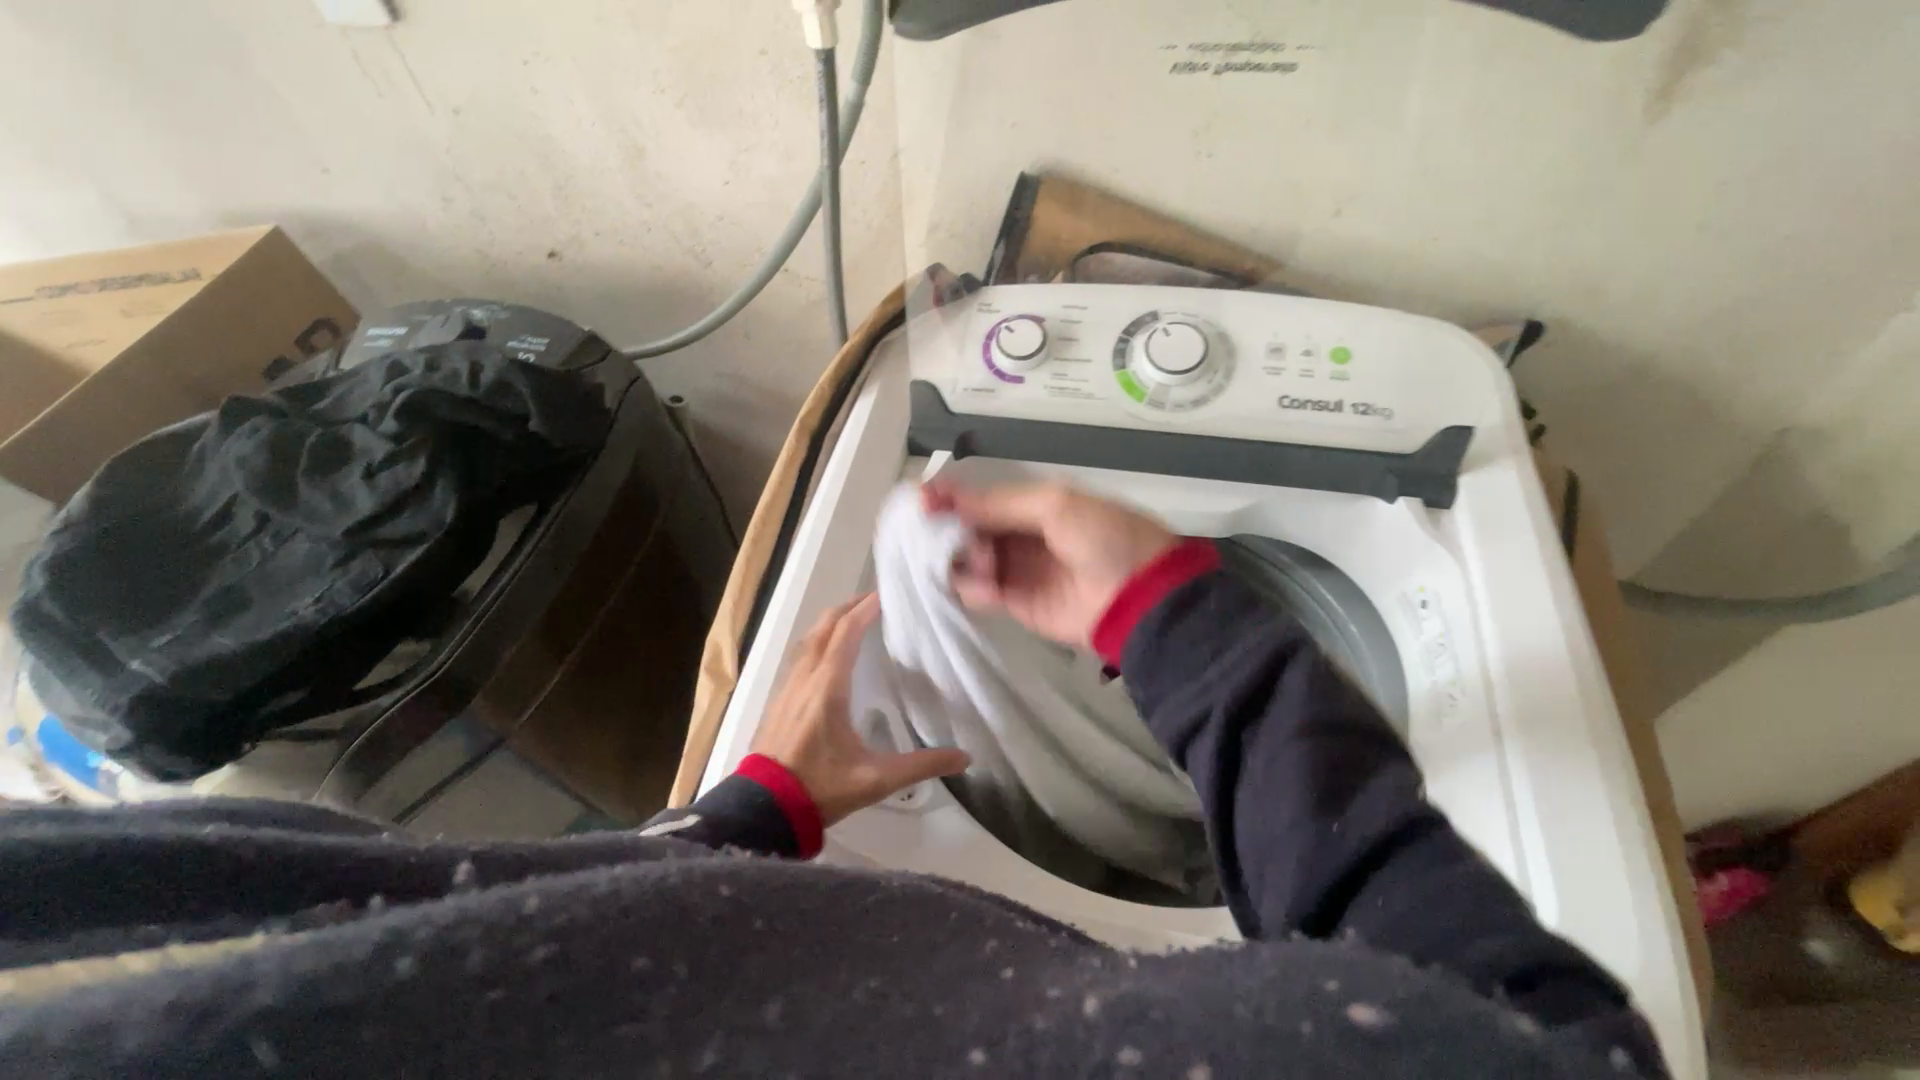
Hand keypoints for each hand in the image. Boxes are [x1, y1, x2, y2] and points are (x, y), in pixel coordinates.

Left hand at [750, 593, 970, 824]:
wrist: (764, 809)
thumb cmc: (820, 788)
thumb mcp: (876, 779)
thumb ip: (921, 765)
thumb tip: (964, 757)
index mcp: (828, 687)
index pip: (847, 632)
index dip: (866, 609)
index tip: (886, 595)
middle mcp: (805, 678)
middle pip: (825, 626)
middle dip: (849, 607)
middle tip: (874, 601)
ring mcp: (788, 688)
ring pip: (808, 640)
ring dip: (831, 623)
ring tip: (854, 621)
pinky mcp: (779, 701)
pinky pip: (800, 657)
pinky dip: (818, 642)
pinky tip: (829, 656)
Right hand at [922, 480, 1177, 646]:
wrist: (1139, 596)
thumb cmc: (1103, 536)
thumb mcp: (1053, 505)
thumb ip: (997, 503)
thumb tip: (943, 498)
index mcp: (1034, 504)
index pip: (981, 497)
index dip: (950, 496)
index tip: (920, 499)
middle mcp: (1021, 534)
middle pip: (968, 528)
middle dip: (948, 528)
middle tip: (932, 533)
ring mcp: (1017, 570)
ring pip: (968, 559)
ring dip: (958, 557)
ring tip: (966, 559)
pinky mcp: (1015, 604)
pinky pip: (979, 592)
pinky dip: (970, 585)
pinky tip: (977, 581)